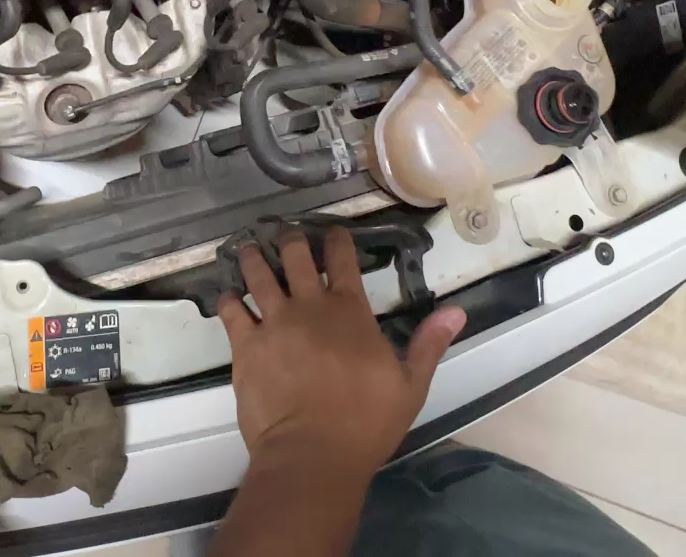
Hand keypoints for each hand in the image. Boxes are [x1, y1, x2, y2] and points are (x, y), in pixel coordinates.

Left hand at [217, 227, 466, 481]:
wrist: (313, 455)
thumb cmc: (366, 422)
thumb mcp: (411, 384)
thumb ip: (429, 343)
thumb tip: (457, 312)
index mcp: (348, 309)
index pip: (342, 257)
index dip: (336, 238)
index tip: (332, 231)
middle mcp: (308, 305)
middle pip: (294, 255)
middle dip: (290, 239)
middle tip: (286, 234)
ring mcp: (273, 321)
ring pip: (258, 273)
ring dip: (253, 258)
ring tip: (248, 249)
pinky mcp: (245, 343)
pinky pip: (231, 310)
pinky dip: (228, 299)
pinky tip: (228, 296)